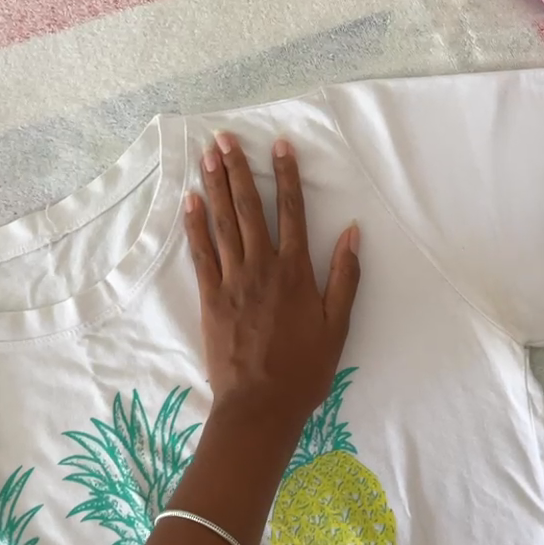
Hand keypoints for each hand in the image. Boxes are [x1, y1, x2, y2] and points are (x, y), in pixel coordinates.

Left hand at [184, 133, 360, 436]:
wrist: (260, 407)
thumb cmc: (304, 368)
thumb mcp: (338, 325)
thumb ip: (345, 276)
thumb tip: (352, 231)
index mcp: (295, 271)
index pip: (291, 211)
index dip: (286, 176)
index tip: (279, 146)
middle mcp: (262, 267)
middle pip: (250, 208)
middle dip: (238, 169)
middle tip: (225, 137)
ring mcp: (232, 280)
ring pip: (223, 223)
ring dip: (215, 186)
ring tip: (208, 156)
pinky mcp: (210, 297)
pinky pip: (201, 253)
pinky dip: (195, 225)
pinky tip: (191, 200)